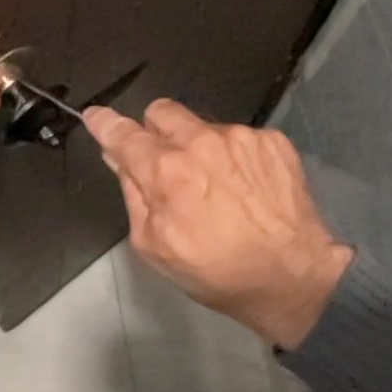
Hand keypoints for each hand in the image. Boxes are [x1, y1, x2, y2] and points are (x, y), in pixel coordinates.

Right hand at [83, 99, 352, 348]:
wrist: (295, 280)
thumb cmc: (217, 272)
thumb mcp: (154, 247)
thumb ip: (132, 194)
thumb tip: (118, 158)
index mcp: (165, 170)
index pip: (122, 133)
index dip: (104, 122)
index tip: (95, 116)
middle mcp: (199, 141)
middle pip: (161, 111)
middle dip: (155, 131)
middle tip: (166, 163)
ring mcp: (239, 137)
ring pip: (201, 124)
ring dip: (198, 146)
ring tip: (216, 186)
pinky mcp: (272, 141)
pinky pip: (238, 136)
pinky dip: (233, 156)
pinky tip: (245, 187)